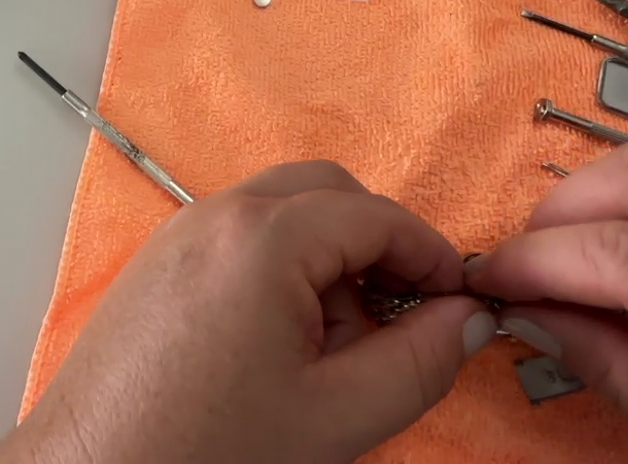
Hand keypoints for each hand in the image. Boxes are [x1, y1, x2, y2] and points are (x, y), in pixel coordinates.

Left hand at [0, 161, 492, 463]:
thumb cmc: (208, 447)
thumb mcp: (336, 417)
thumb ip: (418, 362)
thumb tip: (465, 316)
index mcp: (263, 236)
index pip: (372, 213)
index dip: (427, 252)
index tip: (457, 298)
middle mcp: (218, 211)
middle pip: (324, 190)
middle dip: (373, 239)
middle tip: (397, 312)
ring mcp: (183, 226)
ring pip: (282, 206)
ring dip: (325, 251)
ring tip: (331, 341)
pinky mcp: (163, 251)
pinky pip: (240, 229)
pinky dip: (279, 259)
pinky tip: (278, 334)